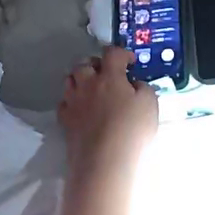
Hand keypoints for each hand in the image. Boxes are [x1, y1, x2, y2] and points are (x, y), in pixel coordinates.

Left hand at [58, 47, 157, 174]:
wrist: (104, 160)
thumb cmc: (131, 130)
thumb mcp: (150, 105)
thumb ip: (144, 88)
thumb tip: (134, 85)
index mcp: (110, 77)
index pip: (112, 53)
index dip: (122, 53)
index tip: (130, 62)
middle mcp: (87, 84)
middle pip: (84, 64)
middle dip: (96, 64)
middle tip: (107, 74)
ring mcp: (73, 102)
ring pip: (70, 80)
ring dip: (80, 80)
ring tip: (91, 89)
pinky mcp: (65, 120)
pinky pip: (64, 102)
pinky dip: (71, 101)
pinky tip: (80, 108)